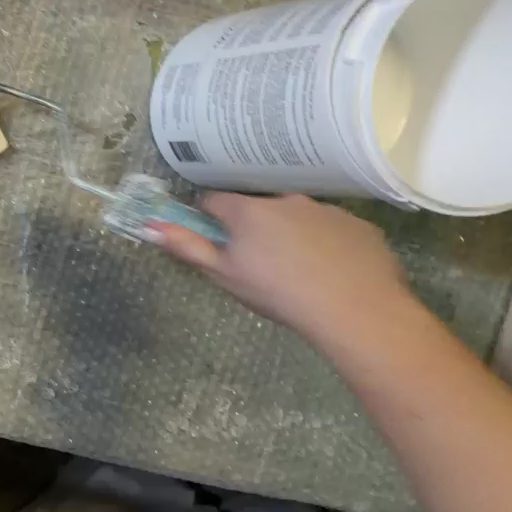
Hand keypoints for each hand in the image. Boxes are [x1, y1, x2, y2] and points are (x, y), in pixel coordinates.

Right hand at [148, 193, 418, 340]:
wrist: (357, 310)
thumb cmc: (277, 291)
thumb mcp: (222, 274)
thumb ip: (186, 246)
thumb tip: (151, 225)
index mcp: (249, 211)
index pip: (214, 200)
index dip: (207, 219)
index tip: (214, 240)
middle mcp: (288, 201)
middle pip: (257, 209)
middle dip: (251, 227)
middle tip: (254, 261)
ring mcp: (329, 211)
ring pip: (295, 217)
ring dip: (287, 232)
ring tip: (295, 268)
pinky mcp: (361, 226)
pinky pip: (330, 228)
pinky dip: (322, 242)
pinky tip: (326, 269)